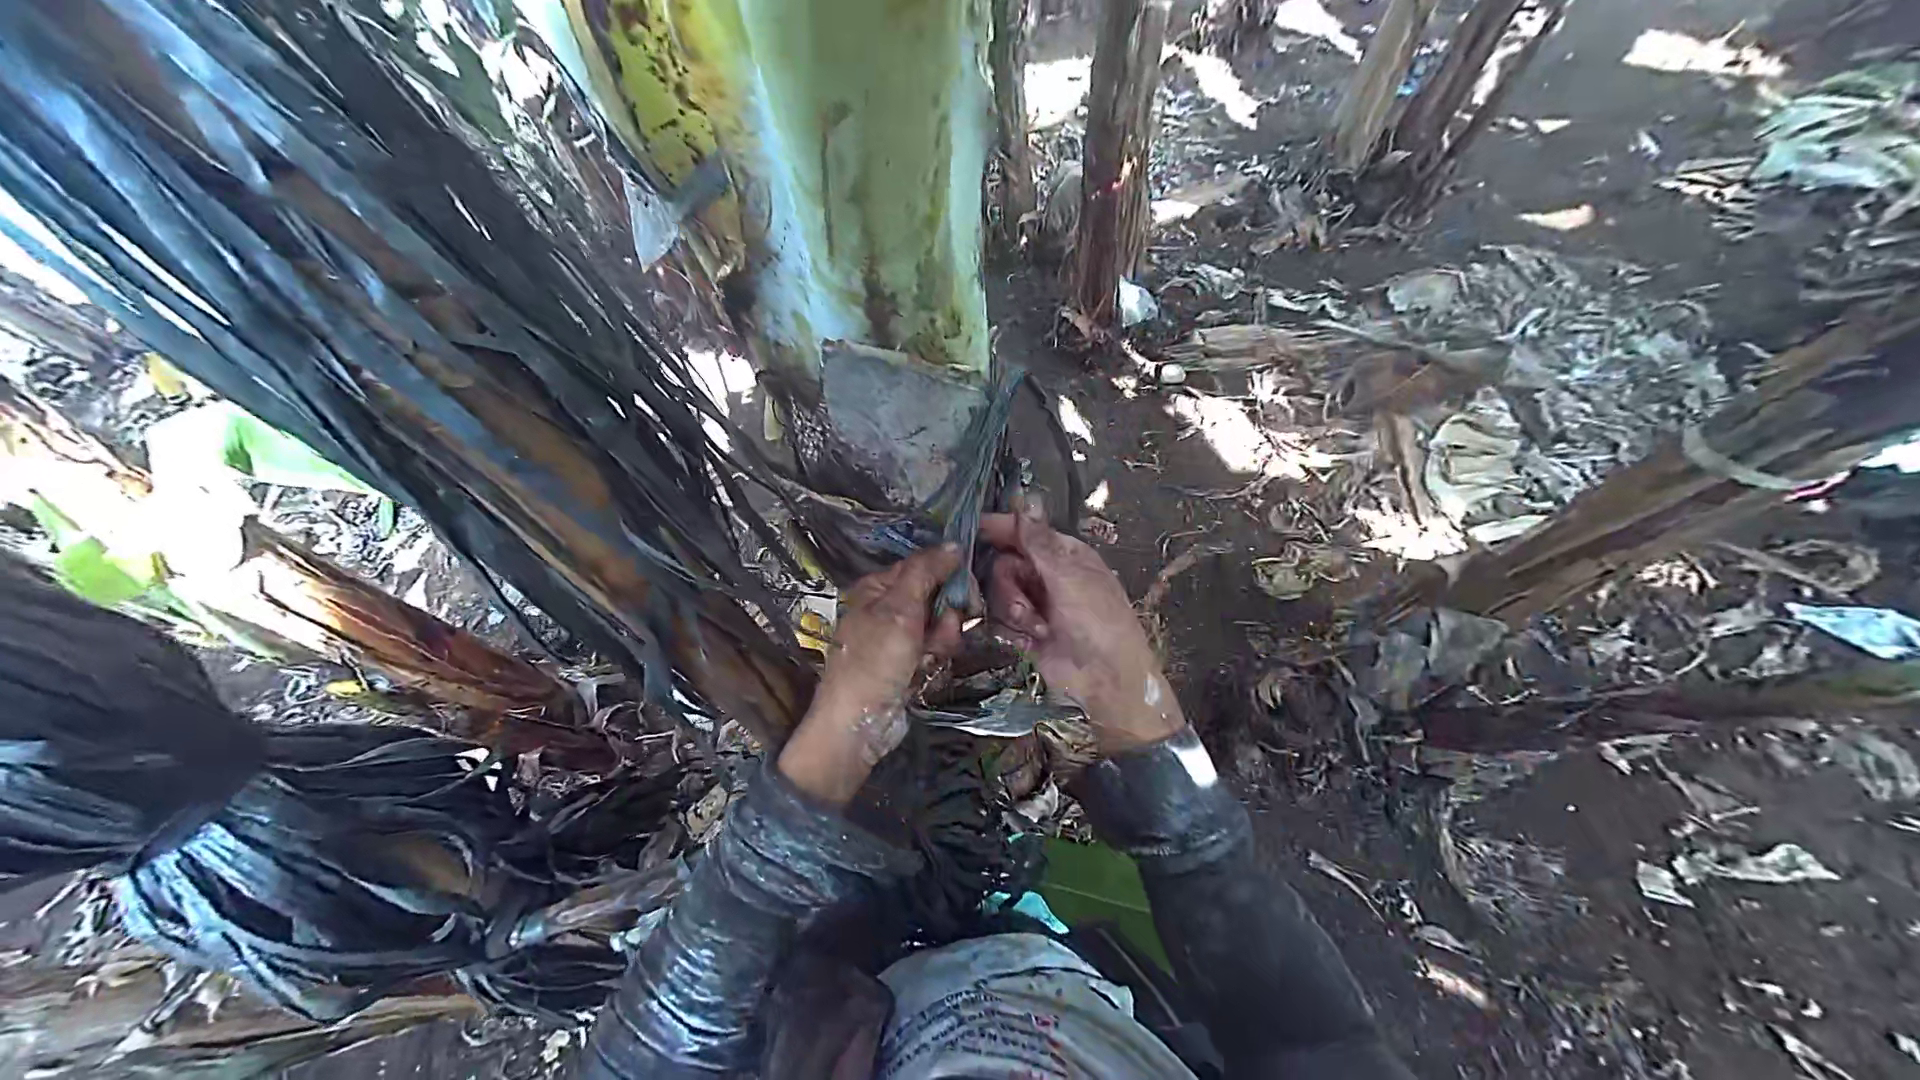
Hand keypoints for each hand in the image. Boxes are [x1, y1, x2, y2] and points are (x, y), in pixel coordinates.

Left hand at [777, 545, 963, 804]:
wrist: (859, 722)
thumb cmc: (874, 661)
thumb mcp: (898, 609)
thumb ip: (925, 572)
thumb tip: (953, 544)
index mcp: (878, 587)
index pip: (925, 566)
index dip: (949, 577)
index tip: (967, 593)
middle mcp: (889, 606)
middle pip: (938, 595)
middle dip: (945, 616)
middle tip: (938, 633)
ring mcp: (900, 635)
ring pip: (942, 624)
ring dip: (942, 641)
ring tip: (925, 658)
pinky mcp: (911, 660)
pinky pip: (936, 648)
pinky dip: (935, 659)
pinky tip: (924, 670)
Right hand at [979, 503, 1184, 753]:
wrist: (1106, 679)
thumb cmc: (1098, 622)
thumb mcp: (1070, 578)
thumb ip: (1040, 543)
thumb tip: (1026, 501)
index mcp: (1062, 554)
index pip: (1022, 532)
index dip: (997, 529)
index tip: (972, 530)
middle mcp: (1045, 574)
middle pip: (1002, 566)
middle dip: (1009, 589)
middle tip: (1025, 609)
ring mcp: (1035, 603)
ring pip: (998, 595)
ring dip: (1014, 614)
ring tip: (1037, 630)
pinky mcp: (1025, 630)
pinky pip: (1000, 621)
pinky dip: (1012, 632)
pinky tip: (1031, 643)